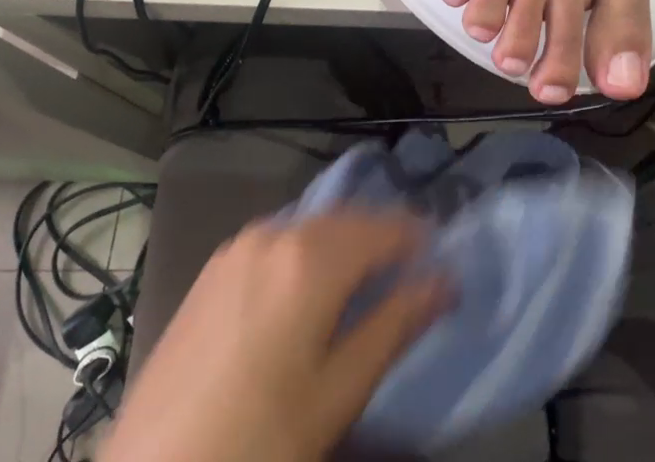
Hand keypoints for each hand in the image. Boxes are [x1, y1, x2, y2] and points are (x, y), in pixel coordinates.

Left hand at [106, 211, 448, 461]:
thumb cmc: (263, 434)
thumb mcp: (341, 388)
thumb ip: (396, 324)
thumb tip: (443, 281)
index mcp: (310, 257)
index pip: (386, 227)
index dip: (420, 240)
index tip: (443, 260)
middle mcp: (273, 234)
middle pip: (346, 220)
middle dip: (383, 238)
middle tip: (411, 272)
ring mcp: (236, 249)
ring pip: (310, 228)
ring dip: (344, 244)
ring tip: (366, 282)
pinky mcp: (210, 270)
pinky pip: (276, 242)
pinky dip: (305, 253)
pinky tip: (309, 290)